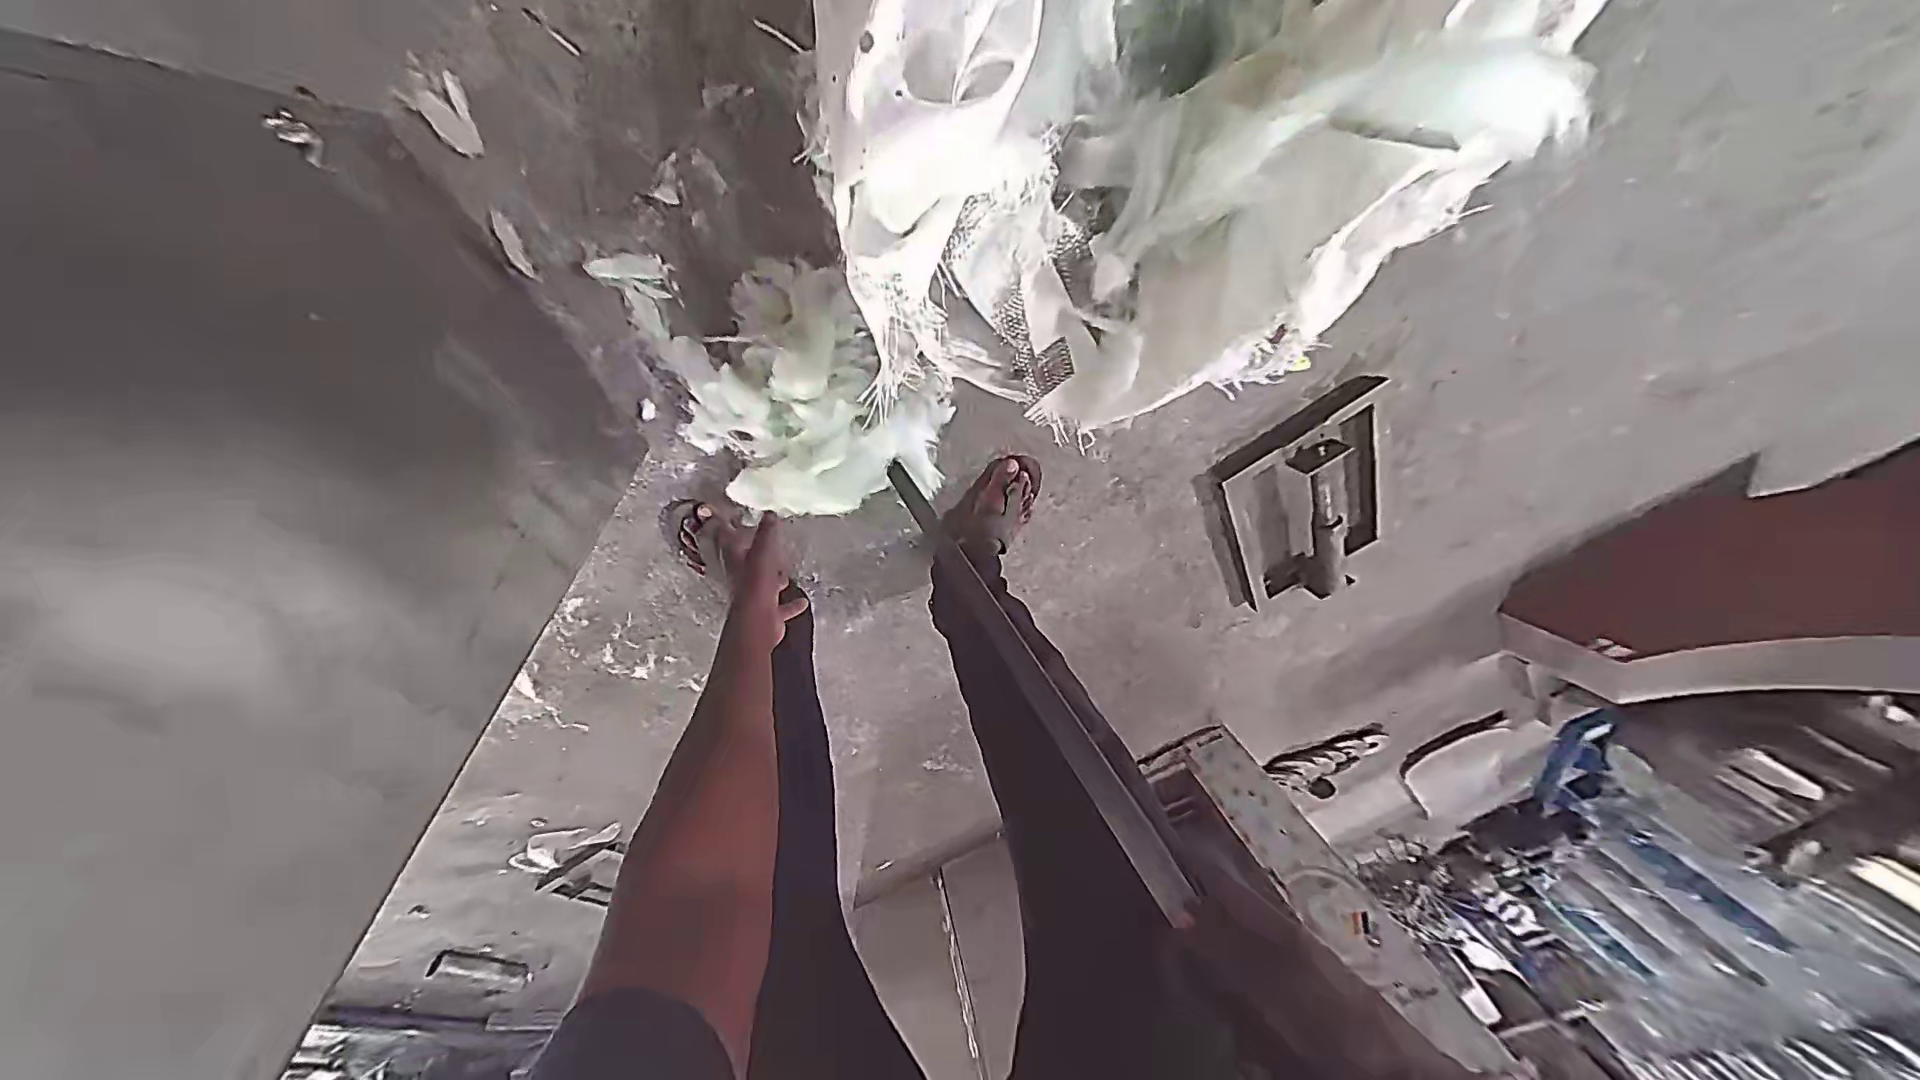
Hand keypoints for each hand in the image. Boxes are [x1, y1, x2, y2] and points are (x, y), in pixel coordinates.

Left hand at [725, 515, 808, 650]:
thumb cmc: (756, 585)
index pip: (730, 543)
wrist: (757, 621)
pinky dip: (791, 605)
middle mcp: (744, 580)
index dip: (730, 532)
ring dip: (774, 581)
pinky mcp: (768, 614)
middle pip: (748, 565)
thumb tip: (770, 513)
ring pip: (765, 586)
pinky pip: (781, 607)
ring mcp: (756, 598)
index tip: (733, 522)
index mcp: (738, 563)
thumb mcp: (762, 552)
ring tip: (786, 575)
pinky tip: (802, 602)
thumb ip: (766, 533)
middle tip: (768, 549)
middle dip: (757, 557)